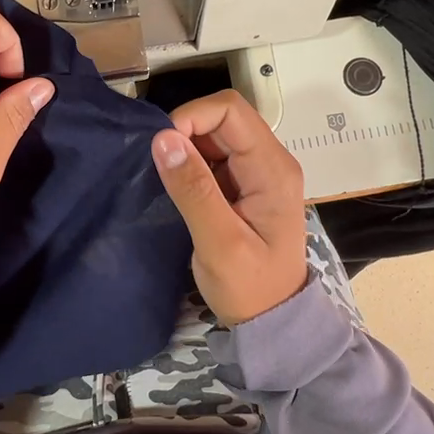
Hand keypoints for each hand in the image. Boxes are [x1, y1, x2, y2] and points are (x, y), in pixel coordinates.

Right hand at [151, 90, 307, 325]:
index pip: (230, 110)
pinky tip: (178, 189)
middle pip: (223, 118)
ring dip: (186, 148)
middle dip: (185, 132)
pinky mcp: (245, 186)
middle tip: (160, 167)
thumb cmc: (251, 289)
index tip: (161, 148)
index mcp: (272, 169)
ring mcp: (258, 173)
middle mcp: (270, 161)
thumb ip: (193, 190)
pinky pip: (215, 157)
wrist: (273, 323)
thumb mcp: (219, 244)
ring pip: (216, 136)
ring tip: (166, 180)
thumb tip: (163, 139)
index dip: (191, 117)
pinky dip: (191, 164)